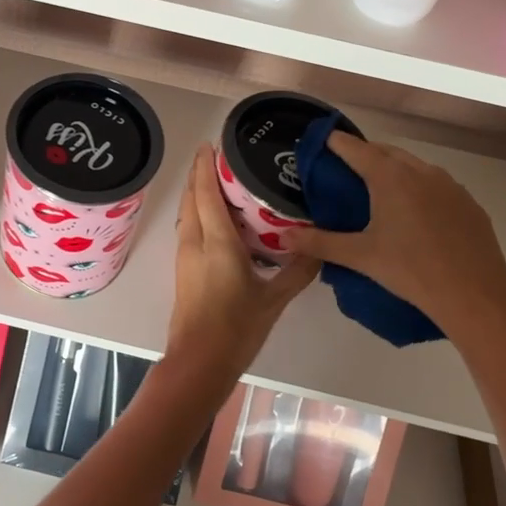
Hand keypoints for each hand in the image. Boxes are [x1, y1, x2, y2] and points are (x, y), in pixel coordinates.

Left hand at [166, 144, 317, 387]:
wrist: (198, 362)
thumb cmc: (236, 329)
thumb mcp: (274, 300)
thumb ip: (297, 272)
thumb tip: (320, 249)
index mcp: (216, 242)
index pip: (206, 193)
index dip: (206, 166)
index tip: (211, 143)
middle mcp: (195, 242)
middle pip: (192, 198)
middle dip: (200, 174)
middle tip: (221, 157)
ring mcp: (185, 256)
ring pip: (188, 213)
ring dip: (197, 193)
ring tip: (219, 180)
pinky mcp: (184, 269)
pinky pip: (189, 228)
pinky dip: (199, 213)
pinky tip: (218, 218)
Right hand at [283, 132, 505, 333]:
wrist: (476, 297)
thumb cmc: (412, 271)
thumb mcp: (360, 257)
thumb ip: (320, 242)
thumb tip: (284, 236)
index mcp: (390, 177)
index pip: (355, 148)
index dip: (335, 142)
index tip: (321, 141)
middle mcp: (420, 171)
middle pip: (385, 151)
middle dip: (364, 154)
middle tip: (345, 169)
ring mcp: (449, 186)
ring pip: (414, 166)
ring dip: (393, 169)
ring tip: (378, 190)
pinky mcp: (469, 204)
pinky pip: (437, 185)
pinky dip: (419, 188)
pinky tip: (415, 214)